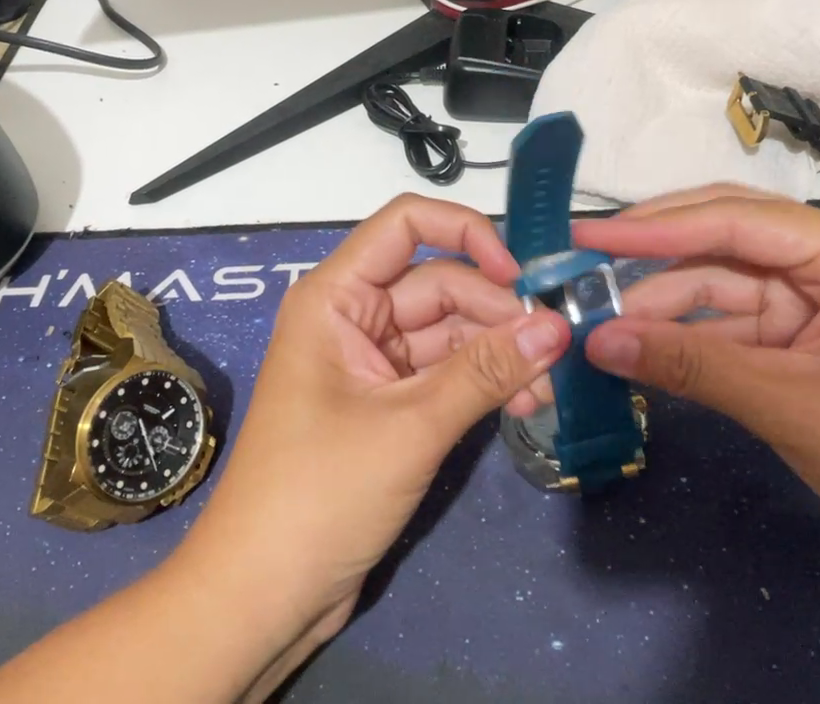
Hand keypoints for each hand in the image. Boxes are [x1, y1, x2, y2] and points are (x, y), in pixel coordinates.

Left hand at [175, 194, 568, 636]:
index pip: (407, 225)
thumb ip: (486, 371)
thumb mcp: (410, 426)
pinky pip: (446, 374)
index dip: (468, 234)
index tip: (521, 278)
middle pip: (441, 283)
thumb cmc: (319, 495)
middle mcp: (354, 318)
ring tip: (547, 392)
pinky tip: (524, 407)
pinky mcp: (388, 406)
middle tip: (556, 352)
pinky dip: (484, 385)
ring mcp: (372, 364)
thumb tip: (557, 325)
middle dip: (498, 314)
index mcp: (336, 297)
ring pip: (450, 332)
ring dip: (499, 355)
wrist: (262, 594)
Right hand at [575, 185, 819, 589]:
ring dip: (660, 303)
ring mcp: (816, 301)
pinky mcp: (801, 342)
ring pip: (719, 284)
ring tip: (591, 315)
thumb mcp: (791, 405)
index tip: (583, 233)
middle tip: (575, 263)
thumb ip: (690, 364)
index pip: (736, 220)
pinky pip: (728, 327)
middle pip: (723, 239)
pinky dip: (683, 339)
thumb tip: (595, 341)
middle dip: (649, 256)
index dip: (652, 227)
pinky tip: (634, 345)